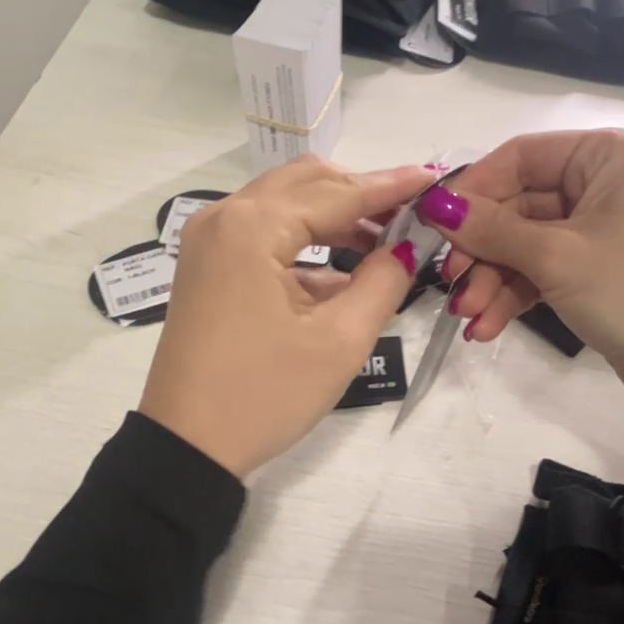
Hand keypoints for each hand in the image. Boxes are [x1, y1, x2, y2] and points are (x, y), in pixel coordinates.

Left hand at [138, 156, 434, 476]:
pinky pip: (265, 234)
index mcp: (251, 228)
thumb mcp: (340, 341)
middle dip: (360, 193)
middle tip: (410, 213)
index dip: (391, 186)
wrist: (188, 446)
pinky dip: (306, 241)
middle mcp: (223, 218)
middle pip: (306, 182)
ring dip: (334, 216)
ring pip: (284, 204)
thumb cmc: (265, 395)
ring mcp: (209, 242)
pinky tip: (344, 270)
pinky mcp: (207, 267)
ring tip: (385, 241)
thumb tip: (406, 246)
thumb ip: (384, 282)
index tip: (435, 177)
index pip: (336, 192)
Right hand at [416, 129, 623, 445]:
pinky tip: (487, 329)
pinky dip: (516, 297)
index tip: (433, 226)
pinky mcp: (598, 273)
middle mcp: (605, 184)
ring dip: (493, 282)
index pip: (521, 158)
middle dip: (482, 252)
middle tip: (450, 285)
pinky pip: (545, 273)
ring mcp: (602, 231)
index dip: (473, 191)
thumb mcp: (558, 257)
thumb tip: (433, 204)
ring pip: (528, 246)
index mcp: (607, 156)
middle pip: (519, 207)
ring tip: (469, 319)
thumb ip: (491, 229)